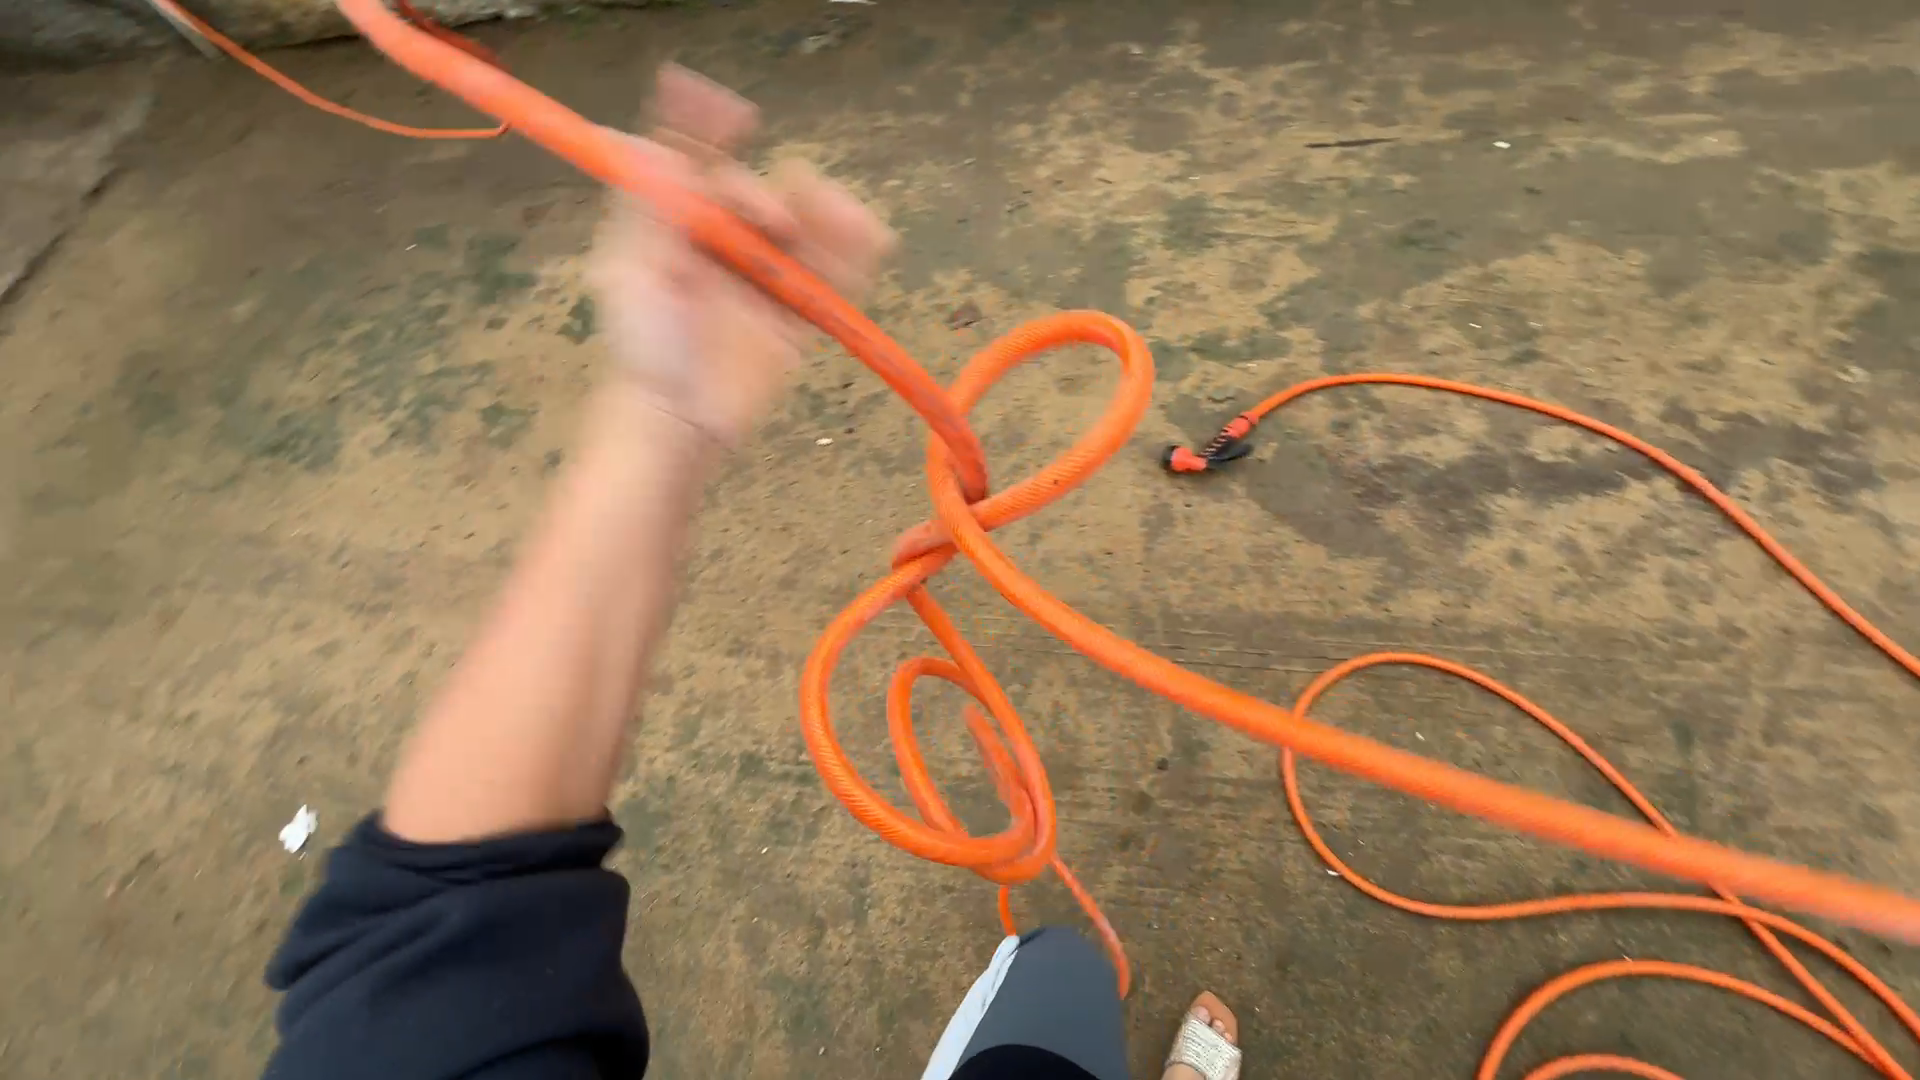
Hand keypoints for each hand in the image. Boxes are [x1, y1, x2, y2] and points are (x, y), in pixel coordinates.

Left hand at [590, 65, 895, 445]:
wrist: (679, 420)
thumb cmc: (644, 350)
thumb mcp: (629, 273)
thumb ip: (645, 210)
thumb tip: (646, 139)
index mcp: (684, 228)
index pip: (708, 166)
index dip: (718, 133)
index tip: (736, 111)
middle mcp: (730, 247)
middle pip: (768, 195)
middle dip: (779, 193)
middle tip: (777, 219)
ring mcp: (768, 283)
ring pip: (810, 232)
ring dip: (832, 215)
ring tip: (850, 218)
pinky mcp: (798, 318)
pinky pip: (835, 280)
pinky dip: (856, 257)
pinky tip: (873, 240)